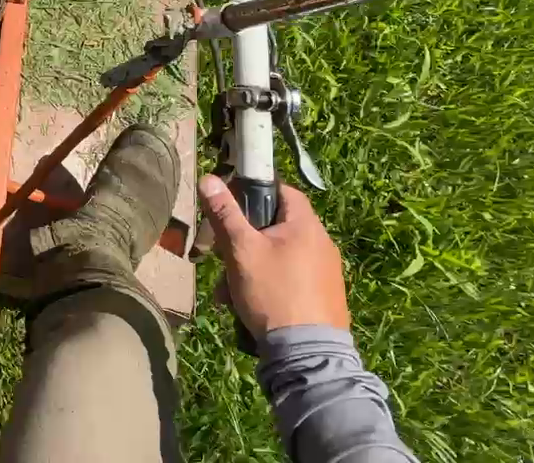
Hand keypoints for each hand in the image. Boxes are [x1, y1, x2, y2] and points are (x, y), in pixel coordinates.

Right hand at [198, 174, 349, 335]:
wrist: (307, 356)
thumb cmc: (273, 291)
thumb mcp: (241, 248)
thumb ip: (225, 213)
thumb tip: (208, 178)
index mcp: (307, 226)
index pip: (283, 190)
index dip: (255, 191)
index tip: (231, 204)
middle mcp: (322, 245)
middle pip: (275, 225)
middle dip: (242, 238)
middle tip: (221, 252)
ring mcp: (325, 273)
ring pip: (277, 254)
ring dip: (248, 264)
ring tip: (227, 287)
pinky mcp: (323, 297)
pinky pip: (288, 277)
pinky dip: (265, 283)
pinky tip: (244, 303)